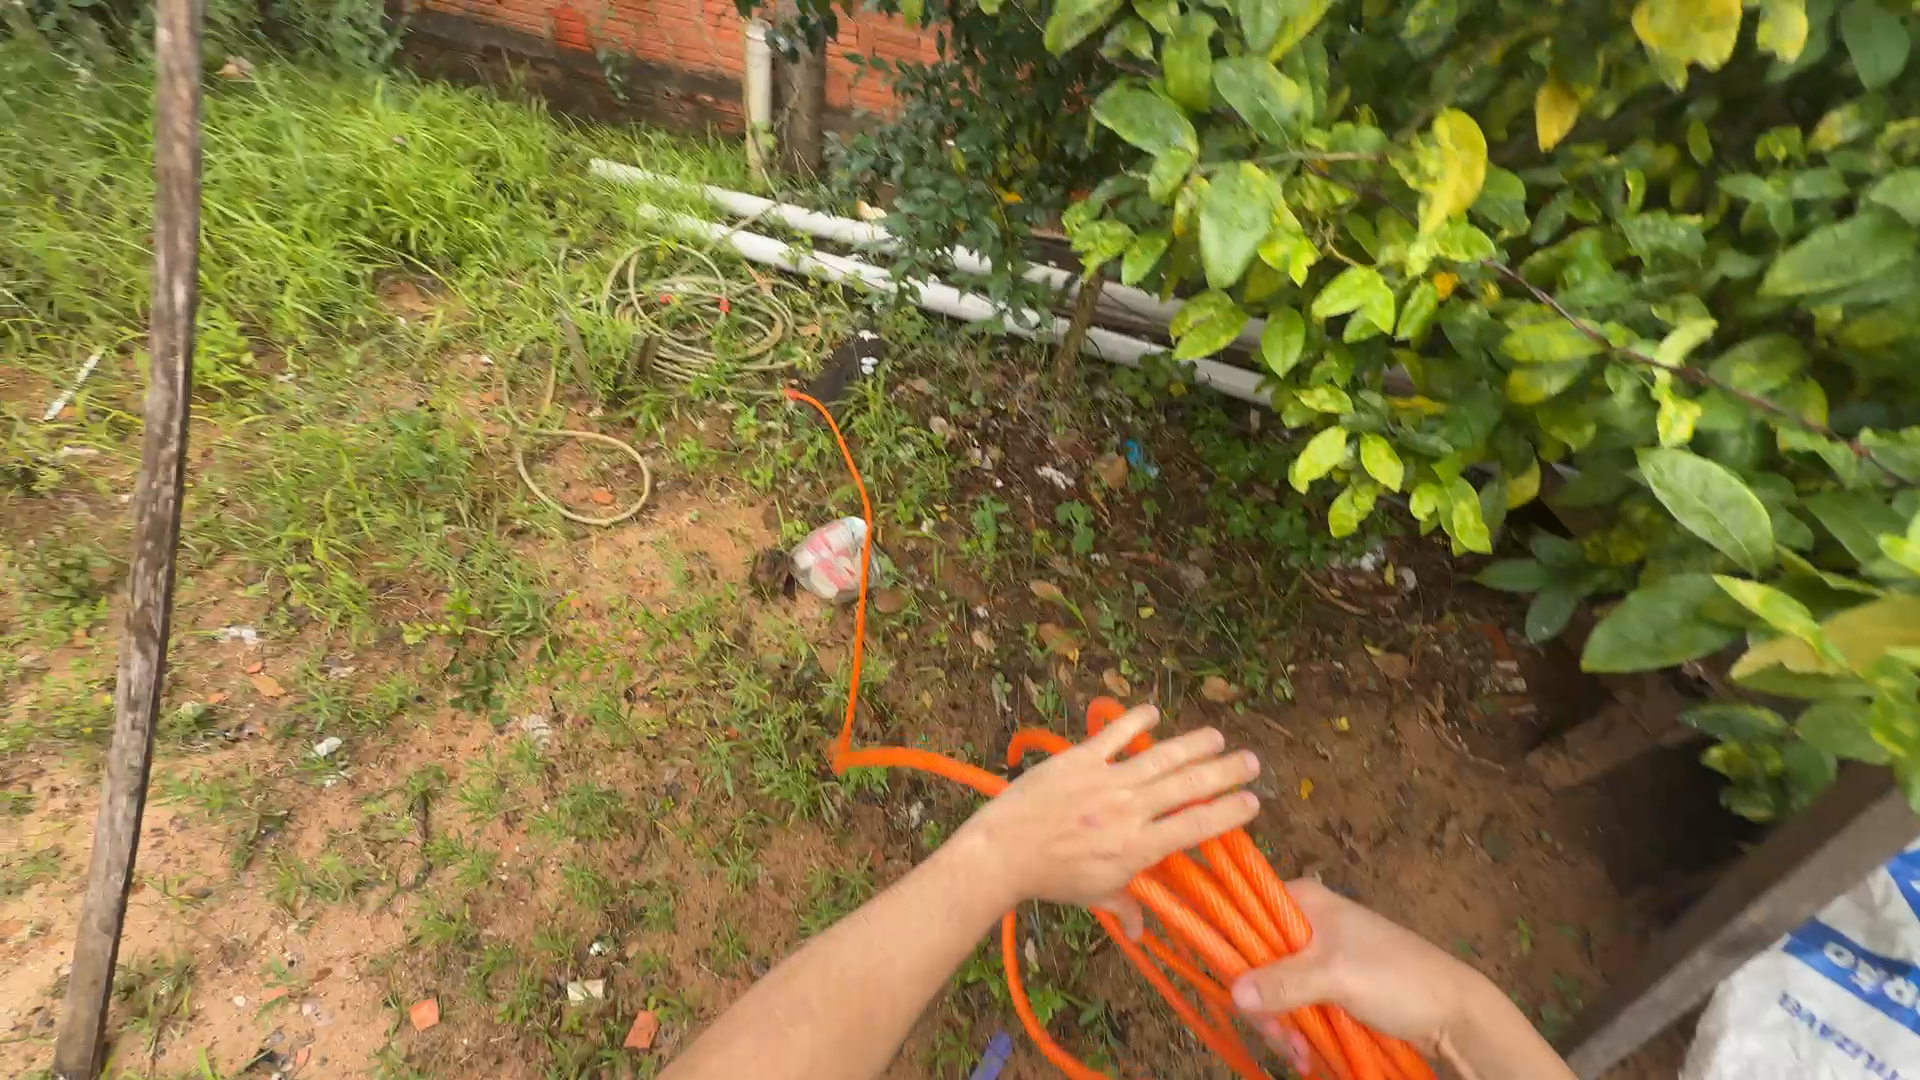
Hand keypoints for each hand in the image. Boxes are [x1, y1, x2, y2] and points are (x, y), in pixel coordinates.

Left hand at [950, 704, 1260, 910]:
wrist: (1005, 850)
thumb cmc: (1050, 878)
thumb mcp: (1095, 897)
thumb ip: (1126, 907)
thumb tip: (1143, 933)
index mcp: (1138, 848)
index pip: (1196, 827)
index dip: (1228, 812)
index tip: (1253, 801)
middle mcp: (1130, 811)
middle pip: (1188, 787)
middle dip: (1224, 773)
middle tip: (1251, 761)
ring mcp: (1105, 781)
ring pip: (1160, 758)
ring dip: (1193, 745)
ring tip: (1218, 736)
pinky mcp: (1080, 759)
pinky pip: (1113, 735)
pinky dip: (1134, 720)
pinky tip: (1154, 710)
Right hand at [1229, 879, 1480, 1056]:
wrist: (1458, 1013)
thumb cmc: (1396, 977)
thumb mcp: (1336, 977)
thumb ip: (1283, 982)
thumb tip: (1233, 993)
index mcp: (1301, 900)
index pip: (1245, 913)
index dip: (1234, 950)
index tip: (1239, 993)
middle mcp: (1303, 920)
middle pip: (1257, 957)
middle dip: (1264, 1002)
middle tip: (1281, 1037)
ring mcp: (1315, 952)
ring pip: (1274, 985)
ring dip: (1281, 1022)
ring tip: (1300, 1054)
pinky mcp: (1328, 981)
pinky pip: (1294, 1001)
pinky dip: (1296, 1027)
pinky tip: (1306, 1053)